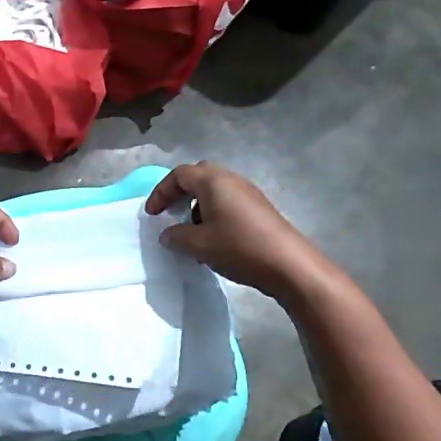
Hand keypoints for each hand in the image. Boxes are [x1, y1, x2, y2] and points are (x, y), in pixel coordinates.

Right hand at [145, 162, 326, 295]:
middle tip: (170, 213)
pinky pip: (228, 202)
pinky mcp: (259, 209)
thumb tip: (168, 234)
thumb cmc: (239, 247)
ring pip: (214, 190)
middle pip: (198, 176)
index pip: (179, 175)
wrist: (288, 265)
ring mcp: (248, 193)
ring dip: (196, 205)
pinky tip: (213, 239)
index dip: (161, 192)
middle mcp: (231, 180)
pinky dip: (212, 213)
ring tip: (190, 231)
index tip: (152, 214)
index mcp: (214, 182)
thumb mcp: (199, 244)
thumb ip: (176, 236)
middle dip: (179, 193)